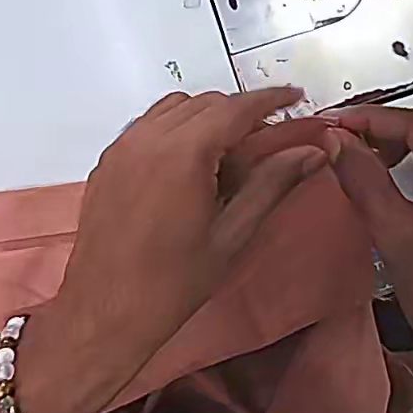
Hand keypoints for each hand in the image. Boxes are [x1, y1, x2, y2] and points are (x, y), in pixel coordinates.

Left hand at [12, 88, 327, 412]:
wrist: (106, 313)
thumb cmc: (166, 286)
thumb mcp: (232, 235)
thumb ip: (272, 184)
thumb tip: (306, 156)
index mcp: (181, 155)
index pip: (236, 108)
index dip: (271, 100)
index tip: (292, 99)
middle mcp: (146, 141)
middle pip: (206, 103)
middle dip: (240, 114)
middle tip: (267, 142)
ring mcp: (122, 149)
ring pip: (174, 108)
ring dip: (206, 118)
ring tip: (227, 156)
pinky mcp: (108, 163)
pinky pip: (148, 126)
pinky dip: (175, 129)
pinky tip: (189, 166)